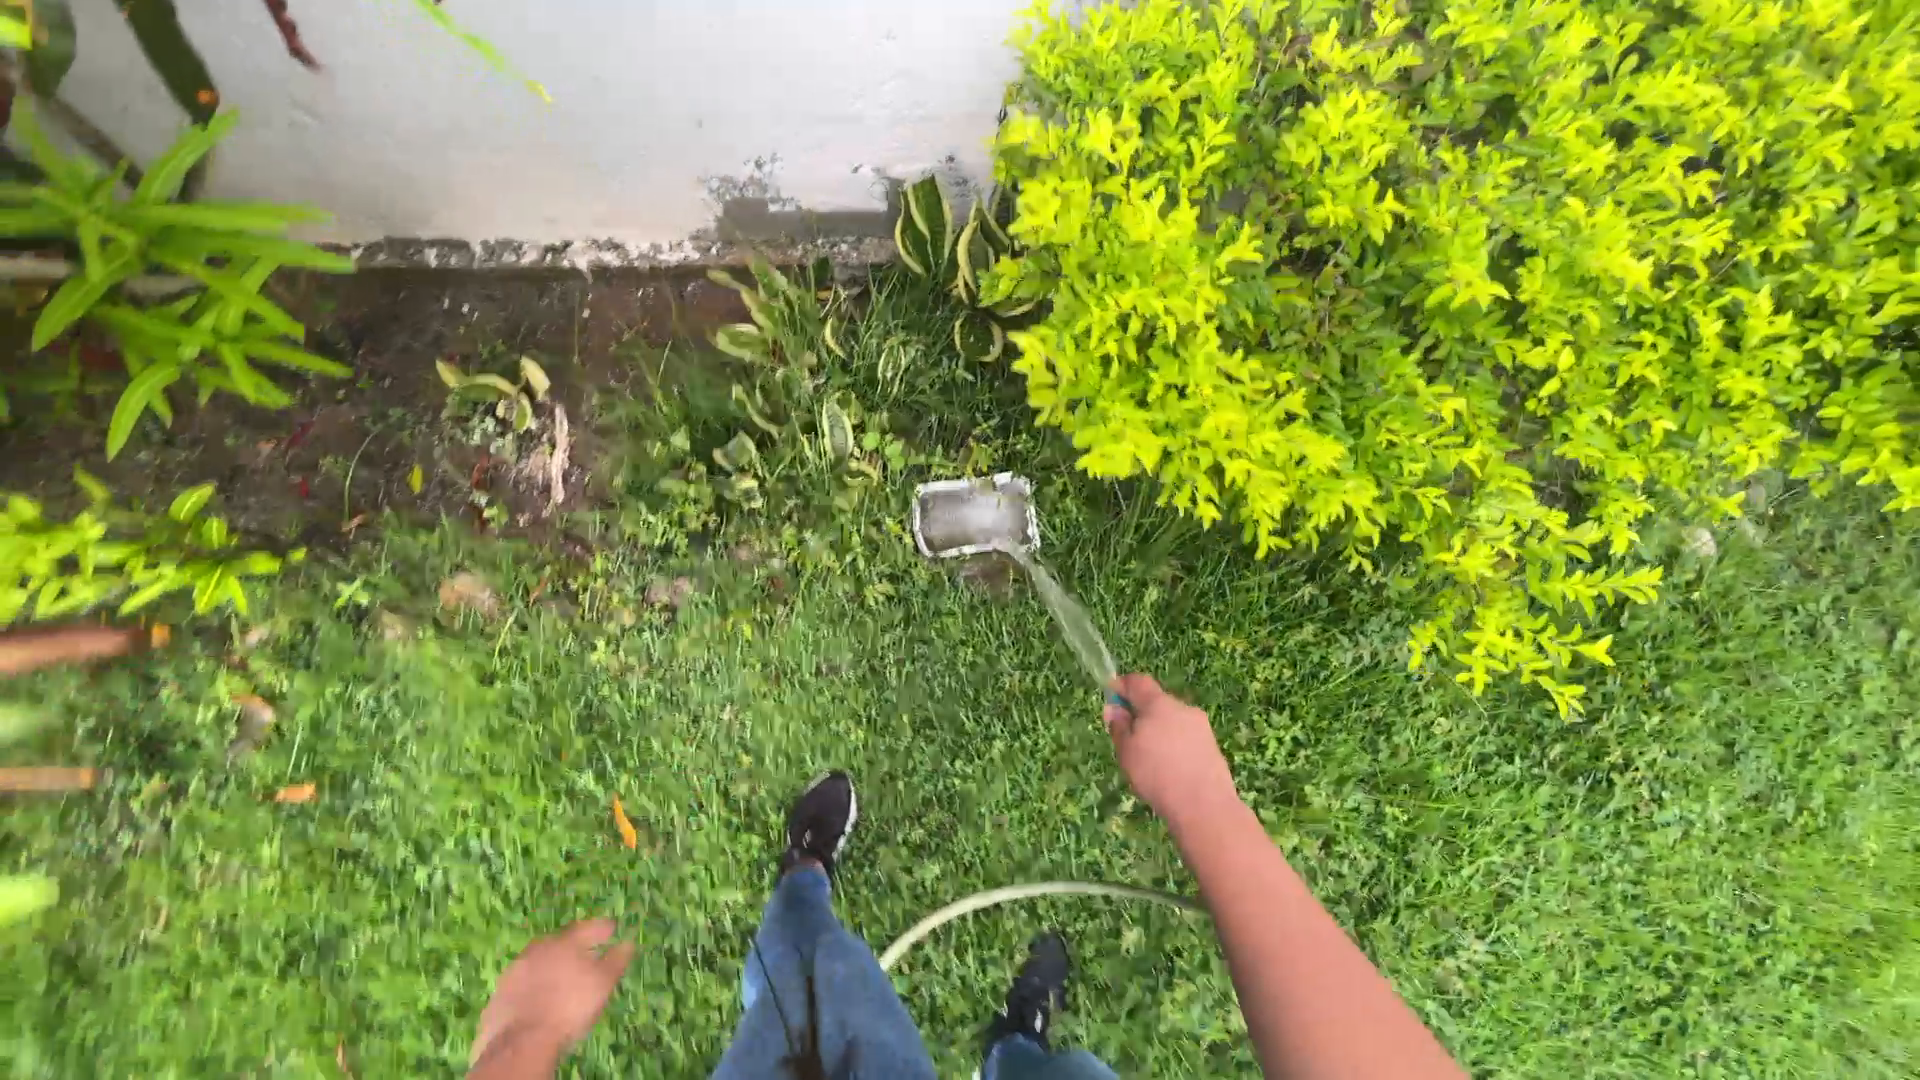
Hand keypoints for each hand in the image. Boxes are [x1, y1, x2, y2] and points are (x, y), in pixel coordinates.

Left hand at [469, 919, 634, 1074]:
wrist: (520, 1045)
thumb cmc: (569, 1008)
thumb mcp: (602, 984)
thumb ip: (616, 961)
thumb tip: (627, 943)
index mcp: (564, 943)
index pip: (587, 928)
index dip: (601, 928)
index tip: (612, 928)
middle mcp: (536, 951)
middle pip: (557, 943)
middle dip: (571, 946)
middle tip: (584, 953)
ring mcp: (513, 974)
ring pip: (536, 964)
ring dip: (548, 967)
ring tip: (559, 980)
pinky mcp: (497, 999)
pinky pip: (520, 987)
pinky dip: (531, 989)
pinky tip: (537, 1001)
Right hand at [1105, 673, 1240, 829]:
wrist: (1204, 805)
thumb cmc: (1156, 774)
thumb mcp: (1126, 750)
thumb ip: (1119, 726)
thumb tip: (1114, 708)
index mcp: (1158, 703)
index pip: (1138, 681)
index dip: (1122, 686)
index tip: (1111, 700)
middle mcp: (1182, 707)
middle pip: (1156, 701)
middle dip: (1141, 713)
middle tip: (1128, 738)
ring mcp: (1201, 726)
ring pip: (1172, 720)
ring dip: (1159, 730)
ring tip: (1150, 760)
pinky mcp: (1212, 745)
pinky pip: (1185, 737)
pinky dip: (1174, 745)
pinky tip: (1170, 769)